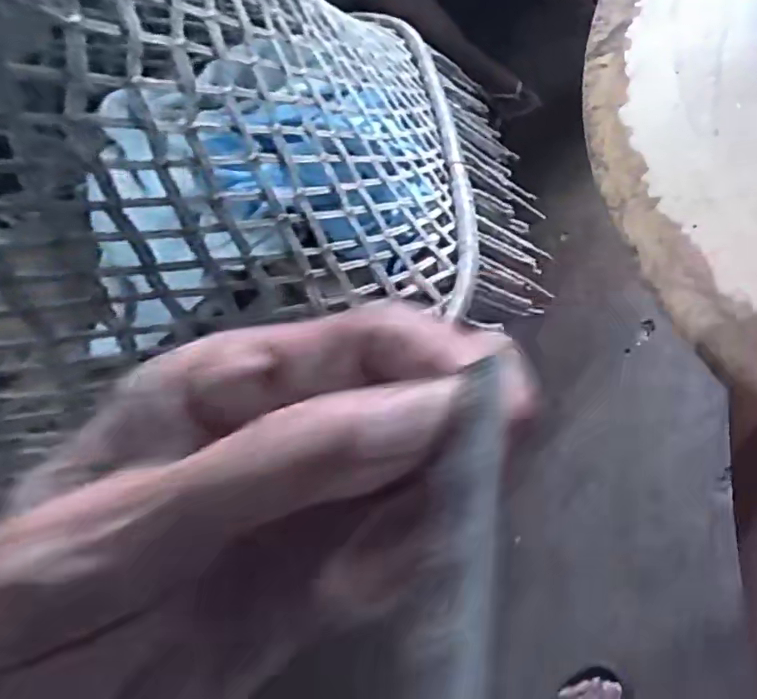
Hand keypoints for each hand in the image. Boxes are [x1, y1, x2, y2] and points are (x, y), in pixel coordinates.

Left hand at [0, 305, 536, 697]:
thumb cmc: (19, 623)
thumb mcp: (118, 541)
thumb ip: (283, 459)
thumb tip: (449, 403)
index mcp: (248, 379)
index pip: (387, 337)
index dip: (454, 362)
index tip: (503, 414)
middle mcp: (316, 411)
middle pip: (443, 388)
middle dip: (457, 446)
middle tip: (446, 508)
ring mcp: (347, 477)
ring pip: (455, 453)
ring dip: (439, 510)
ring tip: (367, 580)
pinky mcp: (366, 537)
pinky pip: (438, 519)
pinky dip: (427, 552)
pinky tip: (362, 595)